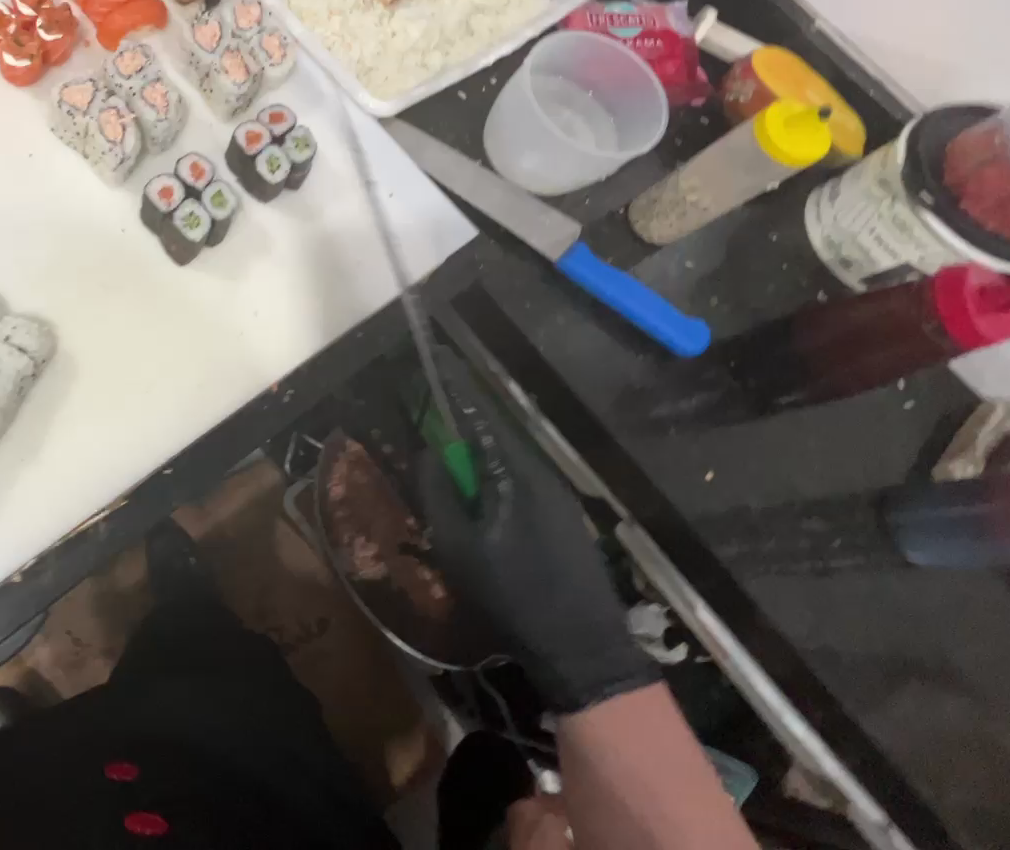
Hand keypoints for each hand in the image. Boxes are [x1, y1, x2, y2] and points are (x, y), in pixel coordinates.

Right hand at [413, 349, 656, 713]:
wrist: (583, 649)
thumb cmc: (513, 595)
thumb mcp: (459, 547)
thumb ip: (438, 494)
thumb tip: (426, 452)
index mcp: (519, 474)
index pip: (482, 416)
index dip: (456, 388)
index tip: (436, 361)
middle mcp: (544, 476)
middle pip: (495, 436)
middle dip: (461, 425)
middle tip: (430, 421)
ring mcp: (559, 500)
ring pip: (508, 464)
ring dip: (477, 459)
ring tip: (447, 466)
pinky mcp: (564, 522)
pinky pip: (520, 486)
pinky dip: (493, 482)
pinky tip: (479, 506)